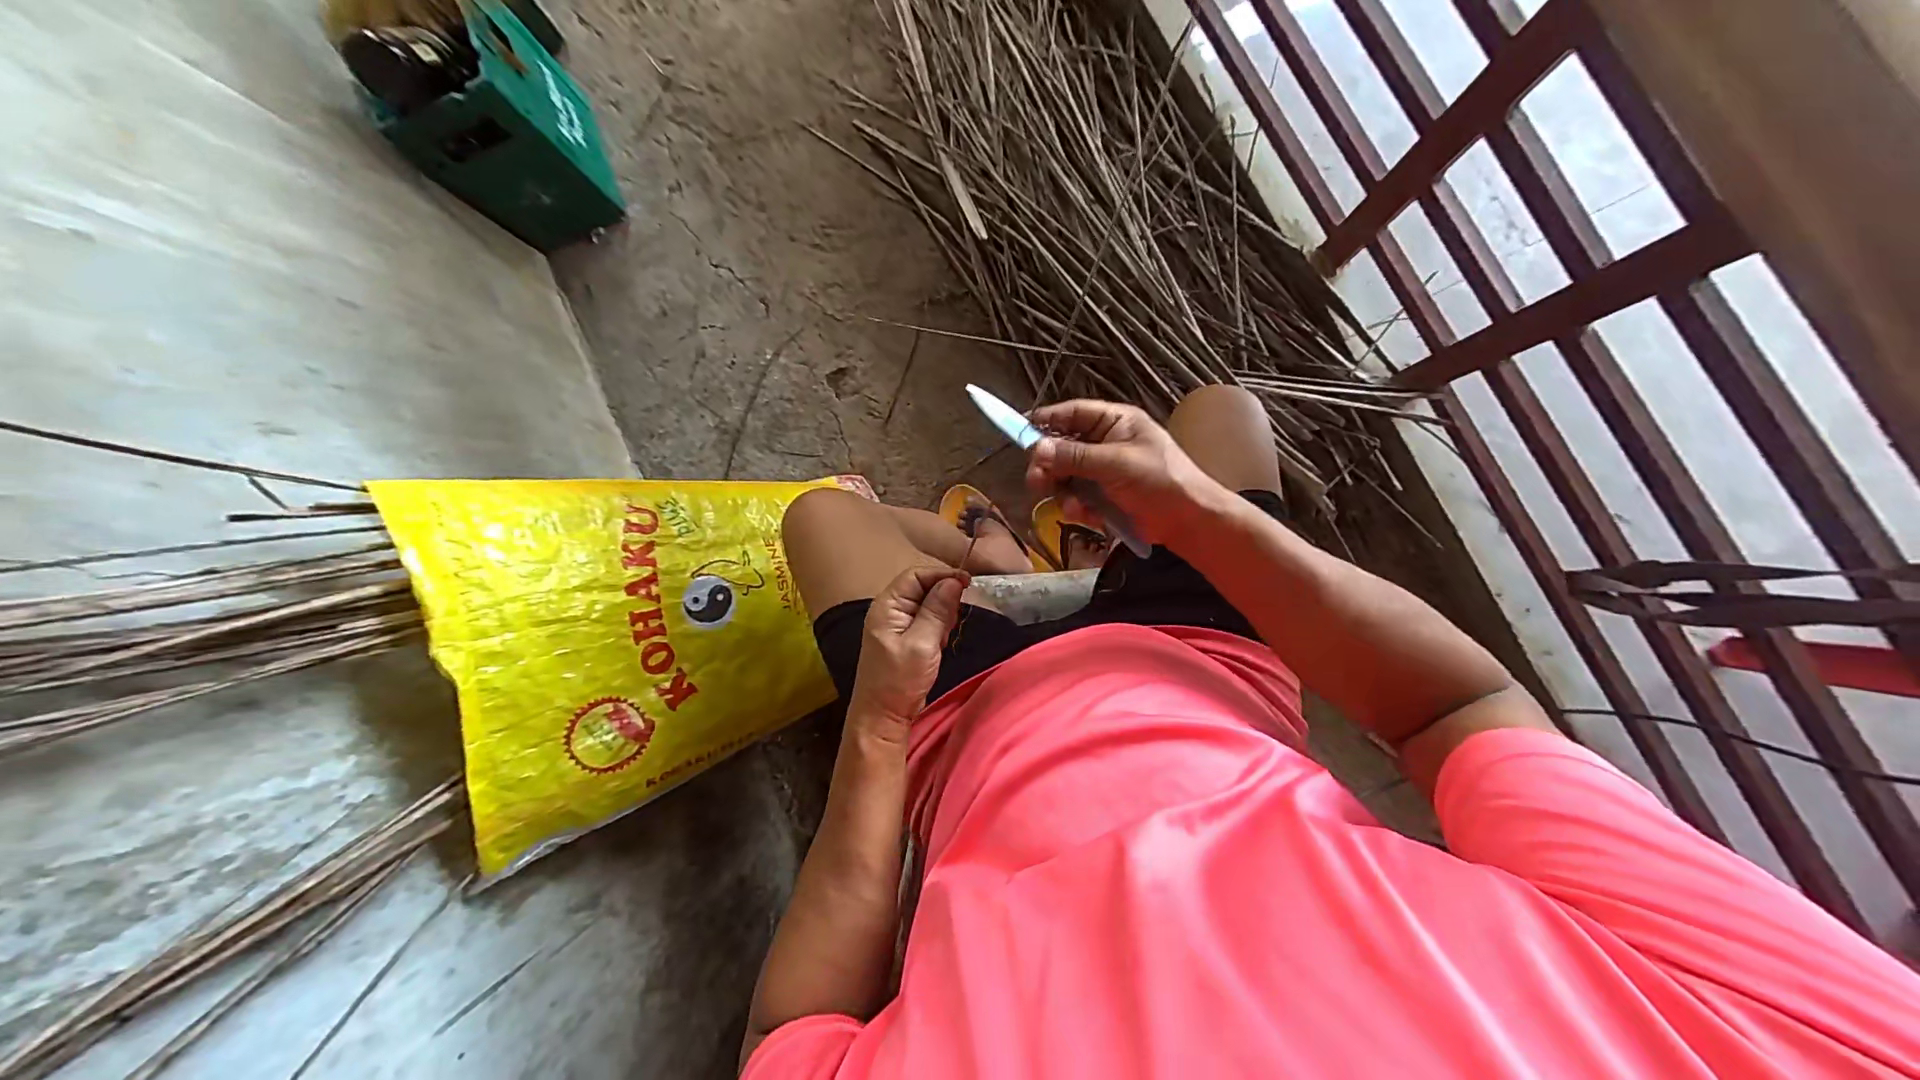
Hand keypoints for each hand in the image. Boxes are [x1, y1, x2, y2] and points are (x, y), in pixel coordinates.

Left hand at [847, 565, 969, 742]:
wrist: (882, 716)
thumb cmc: (899, 681)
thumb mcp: (923, 644)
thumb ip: (938, 610)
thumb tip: (954, 582)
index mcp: (887, 606)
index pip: (916, 575)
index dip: (942, 575)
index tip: (968, 582)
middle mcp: (889, 610)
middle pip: (923, 587)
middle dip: (943, 599)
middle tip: (953, 621)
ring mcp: (896, 625)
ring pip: (928, 605)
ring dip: (942, 616)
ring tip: (942, 637)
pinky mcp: (905, 638)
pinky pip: (927, 621)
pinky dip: (938, 628)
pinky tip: (939, 644)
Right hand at [1024, 400, 1231, 547]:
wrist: (1188, 521)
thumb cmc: (1160, 481)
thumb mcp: (1116, 463)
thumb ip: (1075, 457)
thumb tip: (1036, 449)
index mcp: (1115, 423)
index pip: (1072, 414)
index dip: (1046, 420)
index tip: (1019, 430)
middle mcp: (1105, 444)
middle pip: (1061, 448)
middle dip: (1049, 465)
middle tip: (1037, 481)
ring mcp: (1103, 473)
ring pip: (1065, 476)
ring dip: (1062, 491)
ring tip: (1069, 504)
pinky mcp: (1103, 499)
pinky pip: (1076, 499)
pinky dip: (1077, 508)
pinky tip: (1088, 516)